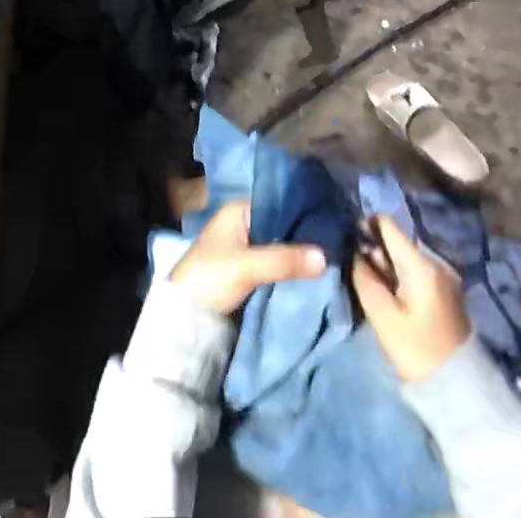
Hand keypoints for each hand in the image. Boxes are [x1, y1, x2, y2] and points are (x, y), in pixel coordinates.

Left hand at [170, 201, 327, 315]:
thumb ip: (284, 260)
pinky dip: (291, 267)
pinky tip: (313, 272)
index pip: (279, 202)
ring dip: (299, 254)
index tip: (332, 220)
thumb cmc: (209, 279)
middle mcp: (243, 223)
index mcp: (238, 210)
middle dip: (304, 236)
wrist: (182, 318)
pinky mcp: (249, 270)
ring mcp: (245, 247)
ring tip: (333, 256)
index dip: (304, 211)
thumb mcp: (246, 266)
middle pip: (281, 225)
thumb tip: (326, 256)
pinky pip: (277, 263)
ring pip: (281, 246)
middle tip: (338, 242)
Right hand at [351, 217, 471, 381]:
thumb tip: (355, 252)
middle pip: (397, 241)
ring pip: (405, 257)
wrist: (458, 387)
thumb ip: (365, 278)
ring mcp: (444, 276)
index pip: (389, 225)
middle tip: (357, 274)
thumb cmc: (416, 350)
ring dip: (385, 266)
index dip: (365, 227)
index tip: (348, 242)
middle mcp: (437, 261)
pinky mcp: (446, 291)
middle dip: (374, 251)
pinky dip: (398, 277)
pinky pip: (415, 272)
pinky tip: (389, 297)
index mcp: (422, 265)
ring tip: (371, 287)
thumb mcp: (382, 316)